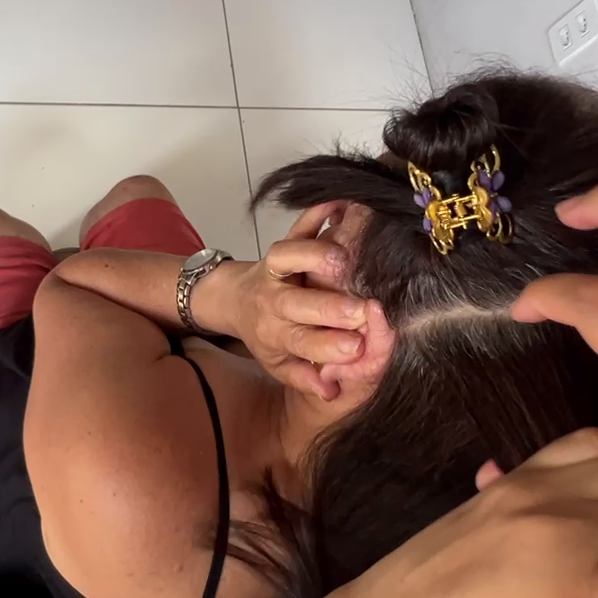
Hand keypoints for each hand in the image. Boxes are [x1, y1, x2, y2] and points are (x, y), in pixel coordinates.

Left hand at [219, 203, 390, 399]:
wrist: (234, 299)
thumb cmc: (266, 334)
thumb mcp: (278, 363)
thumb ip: (303, 377)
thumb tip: (331, 392)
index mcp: (275, 333)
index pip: (301, 342)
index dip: (327, 345)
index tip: (356, 347)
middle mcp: (274, 299)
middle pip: (296, 302)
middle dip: (329, 306)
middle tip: (363, 309)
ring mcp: (276, 268)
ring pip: (287, 256)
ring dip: (315, 255)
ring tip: (345, 261)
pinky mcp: (284, 242)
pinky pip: (297, 224)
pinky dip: (316, 212)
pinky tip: (342, 205)